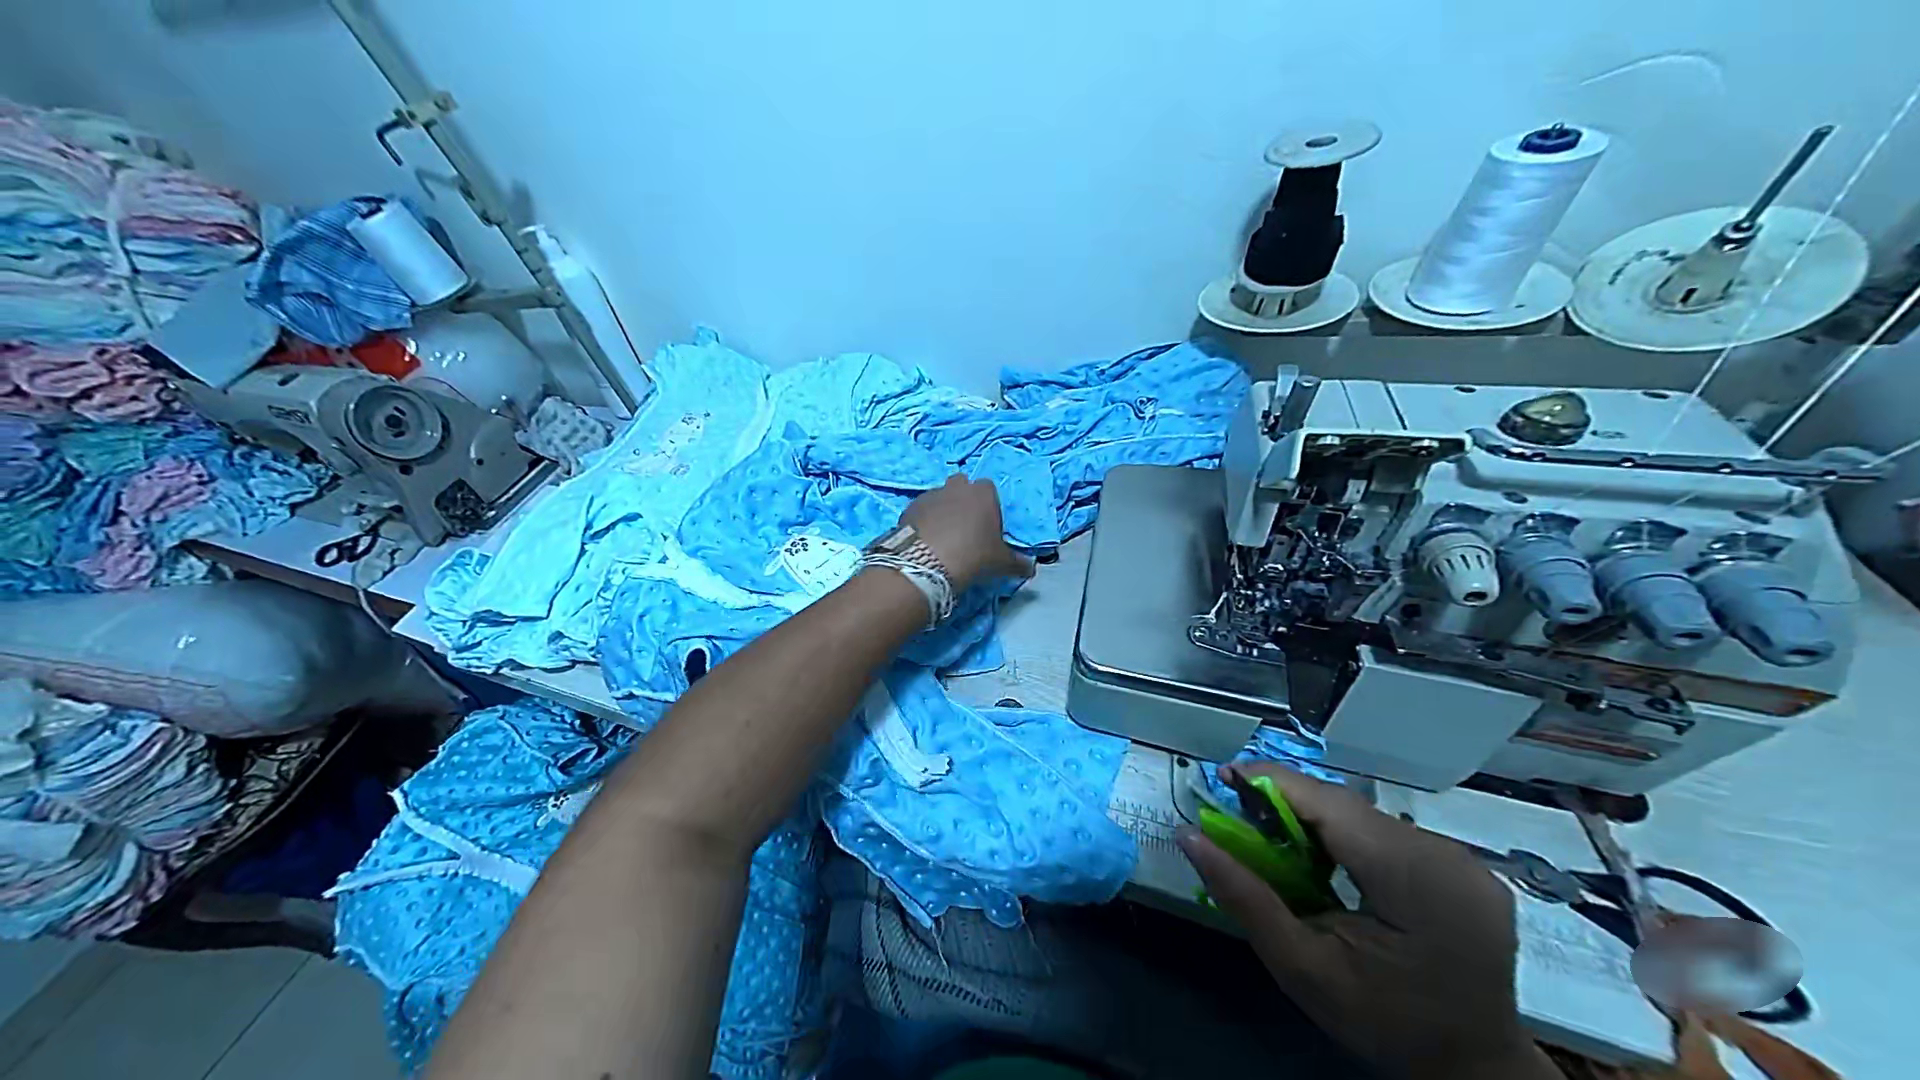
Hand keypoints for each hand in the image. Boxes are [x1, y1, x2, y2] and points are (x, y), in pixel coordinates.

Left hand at [897, 474, 1033, 589]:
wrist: (927, 563)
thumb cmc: (973, 555)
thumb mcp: (1001, 562)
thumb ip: (1018, 563)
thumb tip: (1031, 568)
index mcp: (982, 492)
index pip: (989, 489)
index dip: (989, 505)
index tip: (988, 525)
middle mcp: (956, 486)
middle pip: (962, 486)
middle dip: (964, 500)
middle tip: (966, 527)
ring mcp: (930, 494)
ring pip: (940, 497)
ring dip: (942, 510)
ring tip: (943, 537)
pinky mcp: (909, 507)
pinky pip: (921, 510)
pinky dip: (924, 520)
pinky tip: (926, 541)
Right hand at [1178, 765, 1560, 1079]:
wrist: (1472, 1070)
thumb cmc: (1383, 1022)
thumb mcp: (1301, 967)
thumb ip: (1244, 897)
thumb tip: (1189, 836)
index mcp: (1413, 878)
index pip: (1329, 804)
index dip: (1272, 781)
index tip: (1223, 776)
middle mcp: (1446, 855)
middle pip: (1348, 807)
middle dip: (1289, 801)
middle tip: (1240, 813)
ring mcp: (1463, 860)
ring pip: (1367, 816)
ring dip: (1318, 819)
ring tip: (1277, 837)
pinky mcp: (1465, 868)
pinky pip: (1391, 833)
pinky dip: (1349, 836)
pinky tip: (1329, 860)